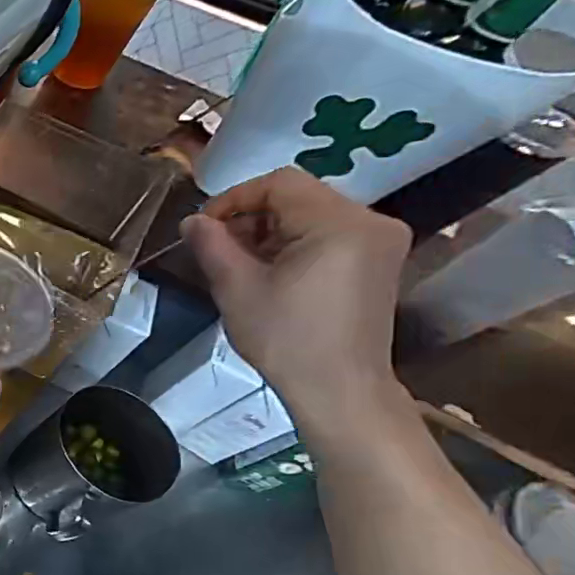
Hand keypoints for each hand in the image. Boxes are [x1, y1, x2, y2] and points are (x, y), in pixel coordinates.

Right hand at [181, 167, 410, 419]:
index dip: (234, 198)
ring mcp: (381, 241)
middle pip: (298, 197)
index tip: (204, 228)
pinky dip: (295, 244)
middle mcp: (370, 221)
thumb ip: (211, 245)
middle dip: (252, 217)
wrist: (339, 391)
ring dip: (271, 232)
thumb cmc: (286, 341)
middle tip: (218, 249)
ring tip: (242, 264)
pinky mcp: (380, 261)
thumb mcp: (237, 290)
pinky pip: (329, 234)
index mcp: (339, 223)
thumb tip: (192, 221)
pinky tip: (273, 273)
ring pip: (312, 215)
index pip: (279, 183)